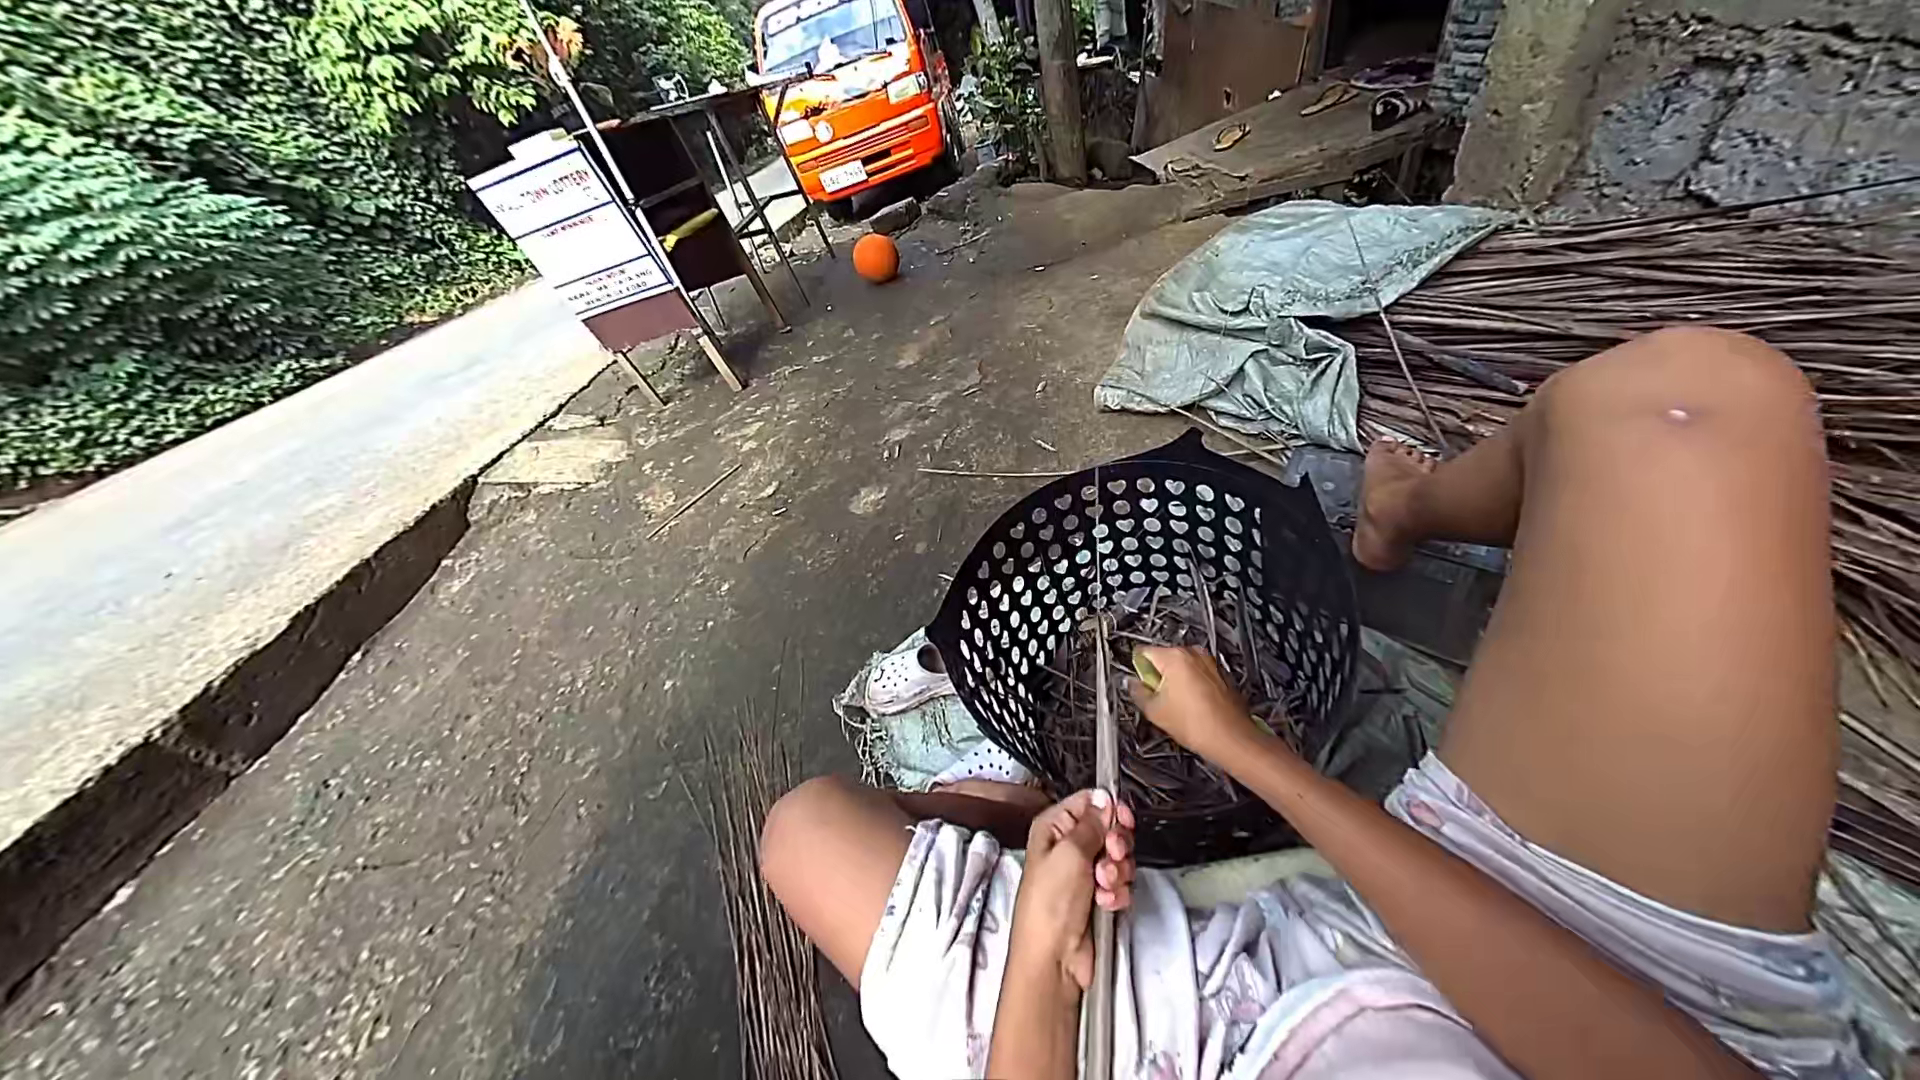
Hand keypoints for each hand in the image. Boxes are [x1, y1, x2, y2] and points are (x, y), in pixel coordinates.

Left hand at [1010, 789, 1135, 989]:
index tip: (1123, 819)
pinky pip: (1120, 883)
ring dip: (1117, 872)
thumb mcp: (1070, 853)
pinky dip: (1117, 893)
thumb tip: (1104, 798)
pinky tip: (1105, 903)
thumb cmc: (1050, 903)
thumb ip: (1092, 823)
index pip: (1088, 802)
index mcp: (1054, 827)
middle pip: (1108, 828)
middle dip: (1116, 844)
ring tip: (1103, 886)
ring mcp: (1083, 872)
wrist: (1054, 958)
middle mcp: (1068, 845)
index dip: (1109, 808)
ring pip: (1117, 857)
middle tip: (1112, 856)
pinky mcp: (1097, 896)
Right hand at [1127, 645, 1261, 761]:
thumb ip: (1137, 691)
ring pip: (1182, 666)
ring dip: (1176, 680)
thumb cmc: (1200, 726)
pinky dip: (1193, 685)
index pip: (1143, 652)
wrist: (1232, 740)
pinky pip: (1198, 673)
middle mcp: (1194, 653)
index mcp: (1174, 657)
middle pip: (1163, 658)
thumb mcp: (1154, 710)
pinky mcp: (1221, 674)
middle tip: (1158, 698)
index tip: (1140, 682)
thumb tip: (1132, 684)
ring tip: (1177, 705)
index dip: (1138, 668)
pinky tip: (1193, 706)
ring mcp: (1210, 663)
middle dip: (1158, 675)